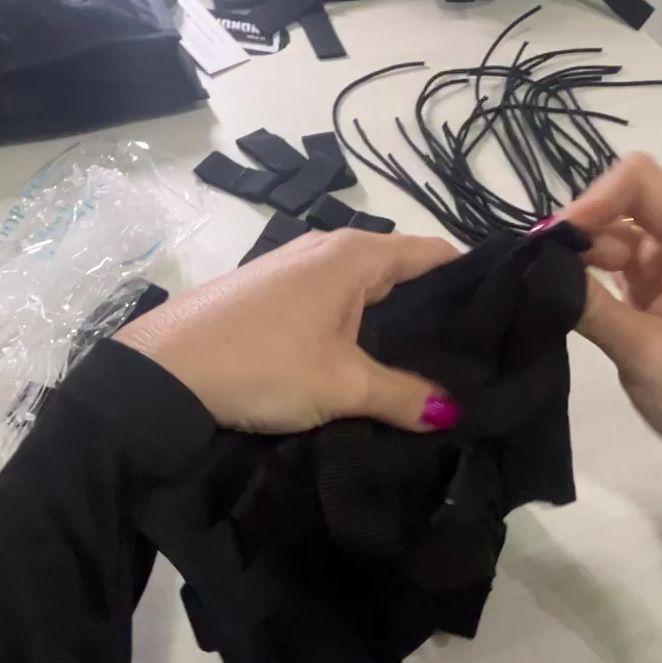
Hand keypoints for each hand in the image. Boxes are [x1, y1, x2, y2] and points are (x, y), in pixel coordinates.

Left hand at [116, 229, 463, 433]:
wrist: (160, 373)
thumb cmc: (261, 364)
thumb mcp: (342, 384)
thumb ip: (404, 395)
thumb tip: (455, 412)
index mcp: (355, 254)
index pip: (435, 254)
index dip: (471, 281)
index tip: (500, 320)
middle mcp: (329, 249)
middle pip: (403, 270)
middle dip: (436, 308)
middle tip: (472, 353)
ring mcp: (298, 269)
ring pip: (368, 289)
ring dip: (396, 321)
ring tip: (431, 363)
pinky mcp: (276, 294)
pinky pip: (338, 302)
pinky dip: (362, 325)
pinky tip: (372, 360)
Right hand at [556, 154, 661, 505]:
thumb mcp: (645, 351)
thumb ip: (589, 305)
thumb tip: (532, 268)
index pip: (638, 181)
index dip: (592, 199)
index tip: (555, 243)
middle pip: (621, 206)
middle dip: (578, 229)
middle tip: (535, 270)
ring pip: (612, 242)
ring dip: (578, 258)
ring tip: (542, 290)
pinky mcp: (656, 304)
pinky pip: (614, 275)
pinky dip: (587, 282)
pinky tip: (561, 301)